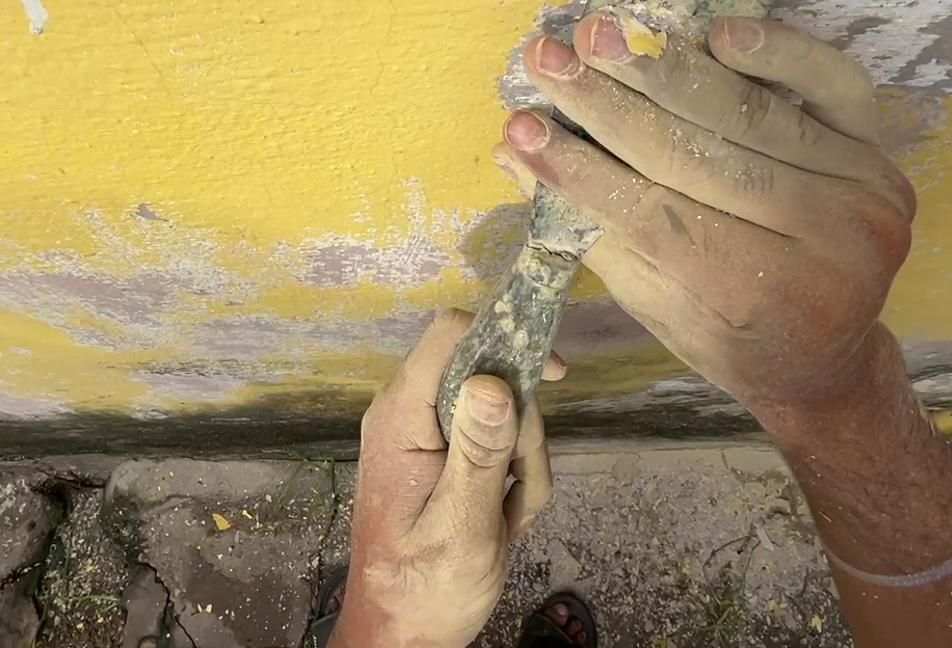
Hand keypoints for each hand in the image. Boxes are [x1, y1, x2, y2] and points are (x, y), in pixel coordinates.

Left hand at [333, 311, 562, 647]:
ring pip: (500, 409)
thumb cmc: (424, 589)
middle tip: (518, 486)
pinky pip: (492, 437)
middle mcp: (408, 407)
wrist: (399, 634)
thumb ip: (478, 451)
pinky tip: (503, 516)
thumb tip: (493, 380)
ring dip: (519, 460)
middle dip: (519, 429)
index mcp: (401, 414)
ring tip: (507, 517)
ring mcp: (423, 427)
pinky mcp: (439, 448)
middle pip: (487, 374)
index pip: (451, 334)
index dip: (503, 337)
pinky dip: (511, 474)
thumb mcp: (462, 527)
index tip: (553, 373)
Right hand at [493, 9, 913, 420]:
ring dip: (662, 66)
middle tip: (547, 58)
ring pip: (745, 114)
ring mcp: (863, 192)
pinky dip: (778, 50)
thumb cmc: (723, 334)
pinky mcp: (882, 151)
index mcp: (758, 299)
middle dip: (607, 103)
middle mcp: (825, 244)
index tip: (518, 126)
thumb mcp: (647, 300)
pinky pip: (834, 81)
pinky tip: (718, 30)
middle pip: (693, 155)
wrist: (826, 356)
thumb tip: (512, 155)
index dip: (579, 168)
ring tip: (596, 31)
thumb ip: (586, 223)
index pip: (650, 214)